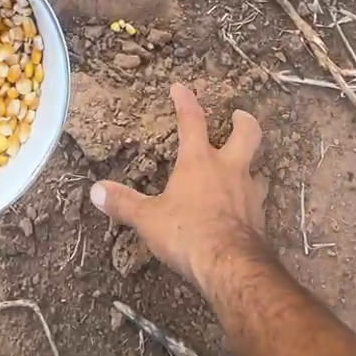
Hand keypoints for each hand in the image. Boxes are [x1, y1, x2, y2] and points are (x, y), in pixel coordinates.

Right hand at [88, 84, 268, 295]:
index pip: (192, 120)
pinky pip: (257, 201)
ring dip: (251, 165)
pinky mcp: (260, 220)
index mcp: (199, 161)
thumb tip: (96, 190)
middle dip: (244, 122)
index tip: (180, 87)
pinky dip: (251, 200)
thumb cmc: (188, 234)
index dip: (186, 101)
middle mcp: (229, 170)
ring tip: (244, 168)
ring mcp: (249, 194)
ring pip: (257, 169)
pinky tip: (244, 209)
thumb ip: (124, 203)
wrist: (233, 268)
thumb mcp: (149, 219)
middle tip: (240, 116)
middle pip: (247, 134)